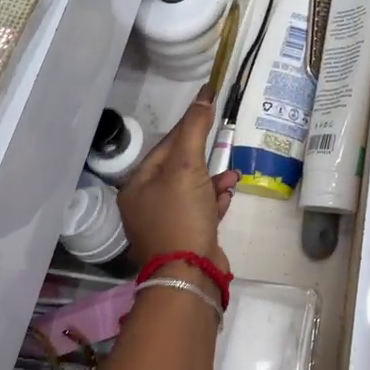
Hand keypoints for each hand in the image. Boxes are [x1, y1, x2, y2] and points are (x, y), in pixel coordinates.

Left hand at [116, 87, 240, 270]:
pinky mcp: (184, 239)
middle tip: (223, 146)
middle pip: (179, 168)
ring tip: (231, 177)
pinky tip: (227, 196)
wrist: (189, 275)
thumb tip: (204, 94)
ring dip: (214, 180)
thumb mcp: (187, 166)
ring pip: (193, 189)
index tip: (209, 110)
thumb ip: (195, 129)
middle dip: (204, 157)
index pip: (165, 145)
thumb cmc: (181, 215)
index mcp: (138, 186)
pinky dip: (215, 200)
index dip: (188, 127)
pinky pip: (201, 210)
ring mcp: (165, 224)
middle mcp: (146, 204)